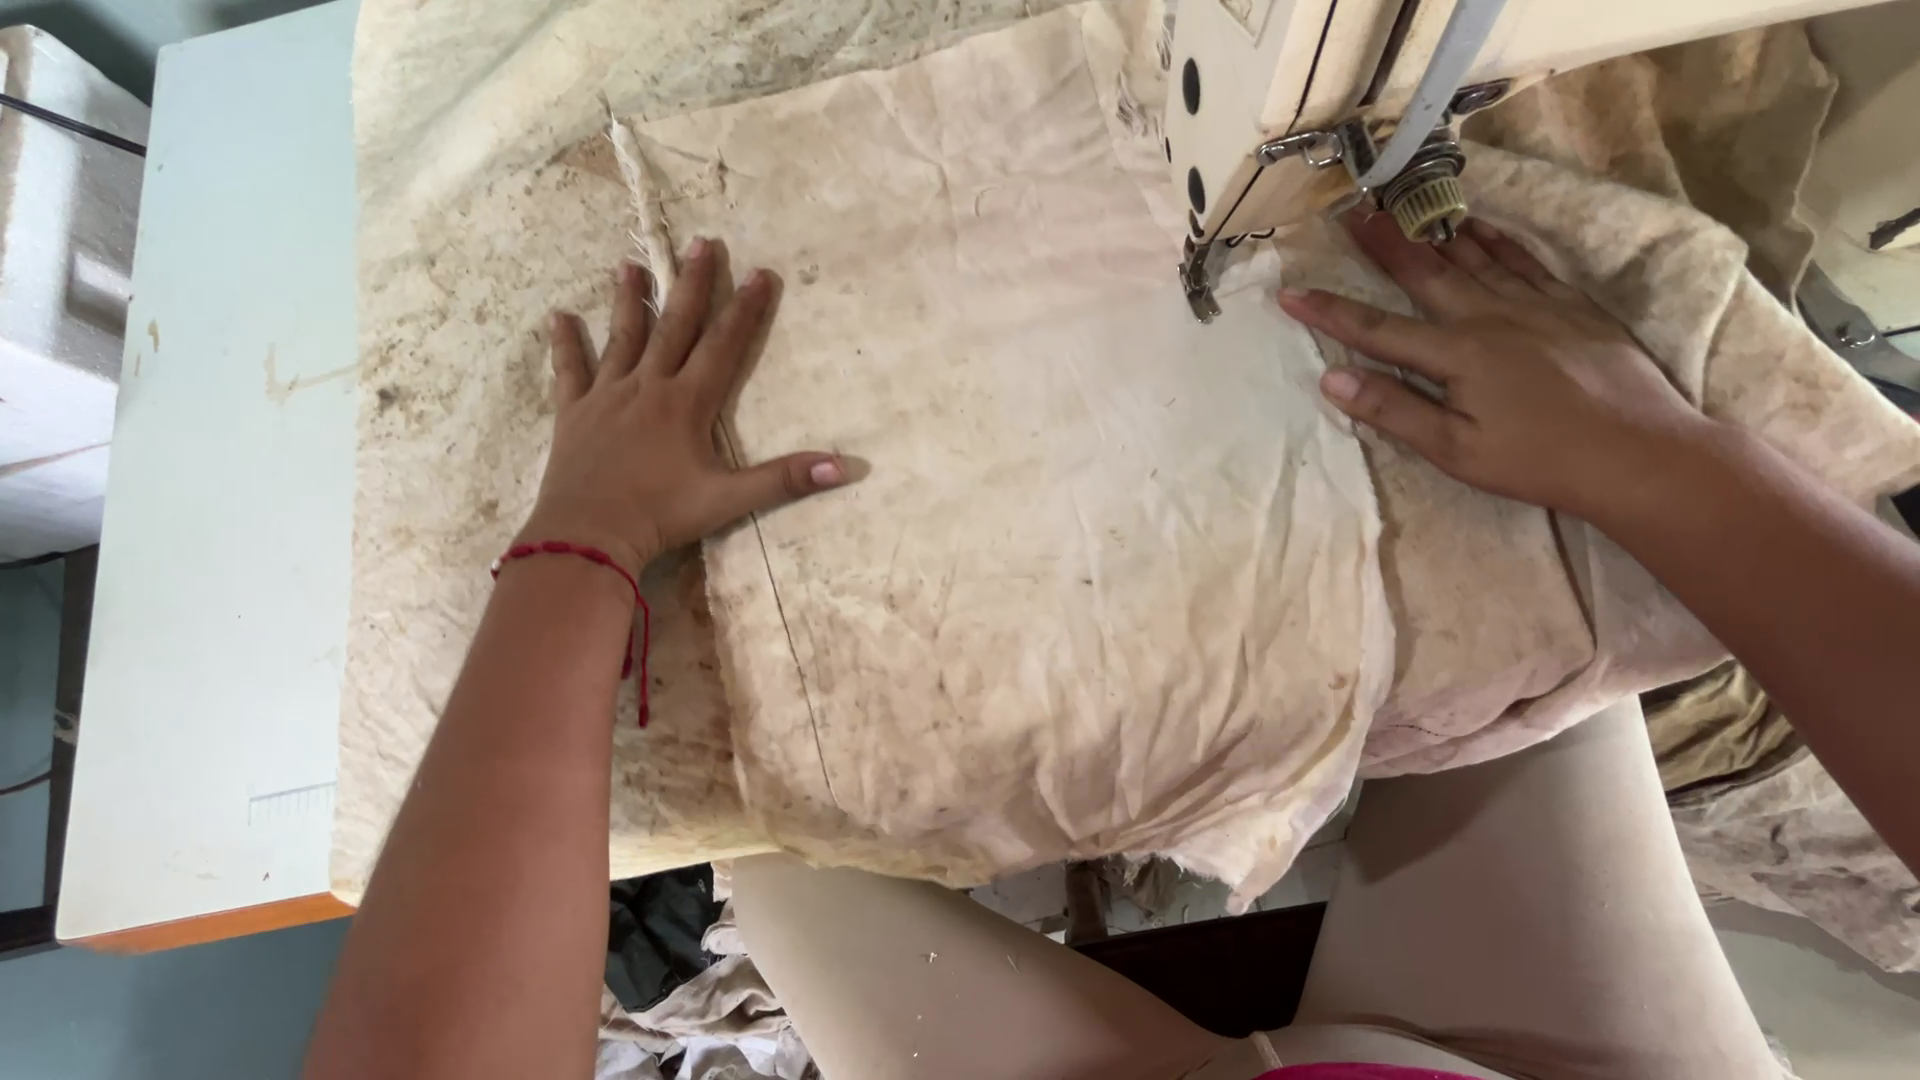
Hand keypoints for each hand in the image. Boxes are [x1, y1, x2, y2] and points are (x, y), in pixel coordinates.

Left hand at [518, 238, 848, 574]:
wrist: (589, 535)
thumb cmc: (662, 516)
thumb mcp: (730, 499)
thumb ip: (785, 479)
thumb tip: (843, 467)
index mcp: (687, 403)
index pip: (724, 346)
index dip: (746, 310)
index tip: (761, 272)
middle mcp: (648, 386)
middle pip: (675, 327)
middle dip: (692, 284)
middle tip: (702, 242)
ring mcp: (607, 397)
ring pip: (621, 338)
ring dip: (629, 300)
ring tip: (631, 264)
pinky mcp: (573, 414)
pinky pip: (570, 371)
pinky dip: (565, 344)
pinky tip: (559, 316)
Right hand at [1278, 211, 1714, 520]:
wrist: (1644, 454)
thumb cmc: (1538, 461)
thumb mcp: (1455, 450)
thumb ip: (1394, 410)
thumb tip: (1333, 379)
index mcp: (1458, 355)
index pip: (1376, 330)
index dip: (1328, 312)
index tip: (1289, 293)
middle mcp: (1492, 317)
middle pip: (1425, 272)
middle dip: (1382, 243)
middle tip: (1352, 211)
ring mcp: (1536, 305)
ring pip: (1474, 257)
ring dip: (1433, 230)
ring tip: (1404, 203)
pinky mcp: (1571, 306)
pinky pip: (1525, 260)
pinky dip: (1497, 239)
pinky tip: (1480, 225)